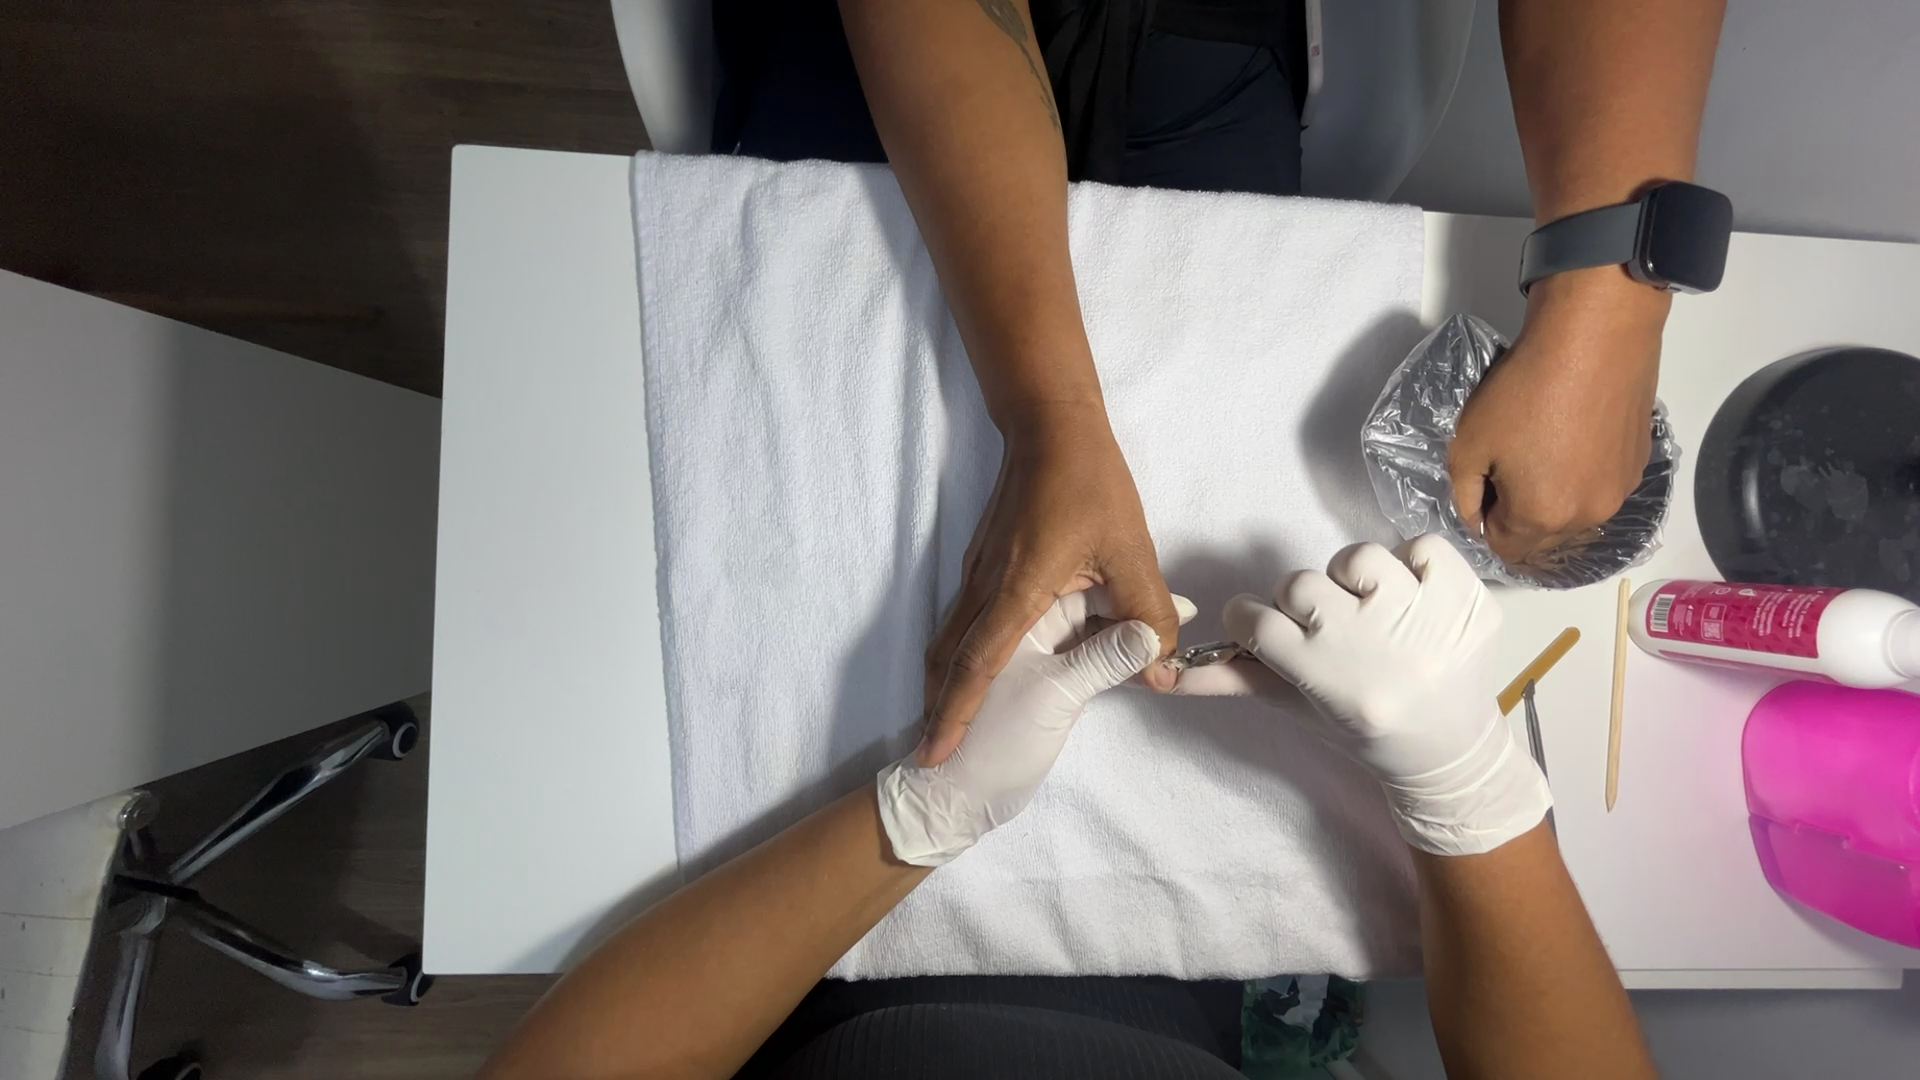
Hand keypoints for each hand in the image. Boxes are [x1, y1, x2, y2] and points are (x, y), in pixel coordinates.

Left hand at [879, 586, 1192, 865]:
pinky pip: (1086, 659)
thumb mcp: (1056, 693)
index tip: (1178, 605)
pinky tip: (1144, 661)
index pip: (1082, 594)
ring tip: (1175, 636)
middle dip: (1134, 615)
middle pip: (1090, 611)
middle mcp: (1026, 627)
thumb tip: (1155, 630)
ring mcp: (1038, 656)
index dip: (1129, 598)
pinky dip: (1114, 660)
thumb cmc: (1000, 739)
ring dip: (1128, 639)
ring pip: (1091, 636)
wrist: (962, 795)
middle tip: (1186, 617)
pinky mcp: (1047, 683)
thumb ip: (1104, 658)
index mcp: (1017, 618)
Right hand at [920, 414, 1180, 764]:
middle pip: (947, 658)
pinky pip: (961, 619)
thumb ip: (1146, 617)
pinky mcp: (979, 562)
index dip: (954, 714)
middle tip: (930, 752)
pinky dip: (957, 654)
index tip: (933, 753)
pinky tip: (974, 668)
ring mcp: (975, 572)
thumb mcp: (1131, 553)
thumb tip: (1160, 673)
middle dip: (937, 709)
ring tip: (944, 722)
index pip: (977, 664)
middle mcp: (983, 586)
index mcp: (1016, 589)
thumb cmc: (1090, 486)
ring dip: (944, 683)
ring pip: (949, 638)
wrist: (1049, 428)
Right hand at [1174, 535, 1548, 855]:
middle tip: (1326, 630)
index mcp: (1328, 678)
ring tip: (1371, 610)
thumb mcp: (1290, 706)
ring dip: (1354, 581)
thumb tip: (1155, 673)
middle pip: (1297, 584)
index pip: (1253, 620)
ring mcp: (1427, 618)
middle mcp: (1374, 645)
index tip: (1268, 633)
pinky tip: (1412, 598)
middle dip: (1301, 605)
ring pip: (1356, 557)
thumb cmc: (1357, 729)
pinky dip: (1412, 566)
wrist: (1449, 753)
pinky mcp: (1469, 599)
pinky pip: (1422, 545)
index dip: (1250, 620)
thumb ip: (1227, 679)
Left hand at [1449, 270, 1667, 566]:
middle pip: (1540, 536)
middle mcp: (1590, 514)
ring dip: (1547, 498)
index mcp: (1542, 516)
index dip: (1484, 524)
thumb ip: (1464, 496)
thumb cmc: (1520, 397)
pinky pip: (1595, 487)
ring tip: (1533, 453)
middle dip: (1514, 514)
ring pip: (1570, 514)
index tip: (1478, 490)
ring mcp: (1622, 489)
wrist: (1594, 339)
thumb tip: (1474, 520)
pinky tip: (1564, 442)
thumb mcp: (1467, 449)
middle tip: (1501, 469)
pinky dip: (1576, 477)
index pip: (1504, 548)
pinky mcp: (1640, 462)